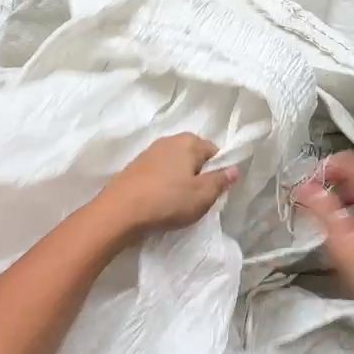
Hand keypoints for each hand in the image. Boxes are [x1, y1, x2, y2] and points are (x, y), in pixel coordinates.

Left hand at [94, 134, 238, 240]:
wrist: (118, 212)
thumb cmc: (167, 201)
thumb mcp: (202, 195)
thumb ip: (221, 181)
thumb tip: (234, 169)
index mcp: (189, 141)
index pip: (215, 152)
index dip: (218, 171)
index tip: (213, 192)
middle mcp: (169, 140)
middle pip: (194, 157)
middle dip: (198, 175)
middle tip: (197, 199)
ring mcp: (149, 153)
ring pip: (175, 166)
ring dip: (179, 181)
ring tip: (177, 204)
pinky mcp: (135, 167)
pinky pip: (159, 174)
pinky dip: (163, 185)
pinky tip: (159, 202)